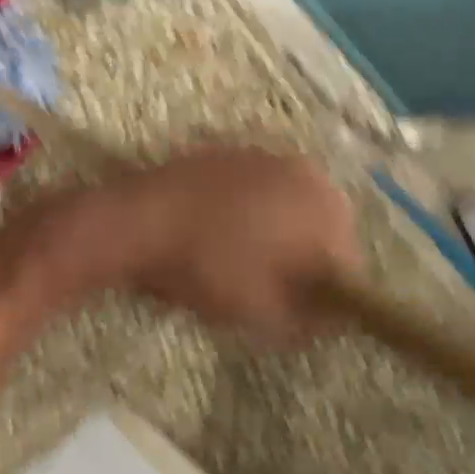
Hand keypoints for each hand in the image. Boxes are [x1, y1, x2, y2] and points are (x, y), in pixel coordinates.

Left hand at [25, 149, 362, 343]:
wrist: (127, 221)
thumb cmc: (206, 266)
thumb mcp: (269, 315)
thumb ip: (316, 321)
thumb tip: (332, 318)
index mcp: (327, 204)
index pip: (347, 266)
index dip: (322, 299)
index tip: (289, 314)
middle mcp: (300, 169)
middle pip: (314, 233)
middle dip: (292, 263)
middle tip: (253, 290)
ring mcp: (253, 154)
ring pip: (276, 213)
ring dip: (261, 239)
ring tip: (221, 264)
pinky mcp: (212, 152)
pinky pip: (238, 196)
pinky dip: (229, 216)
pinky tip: (200, 237)